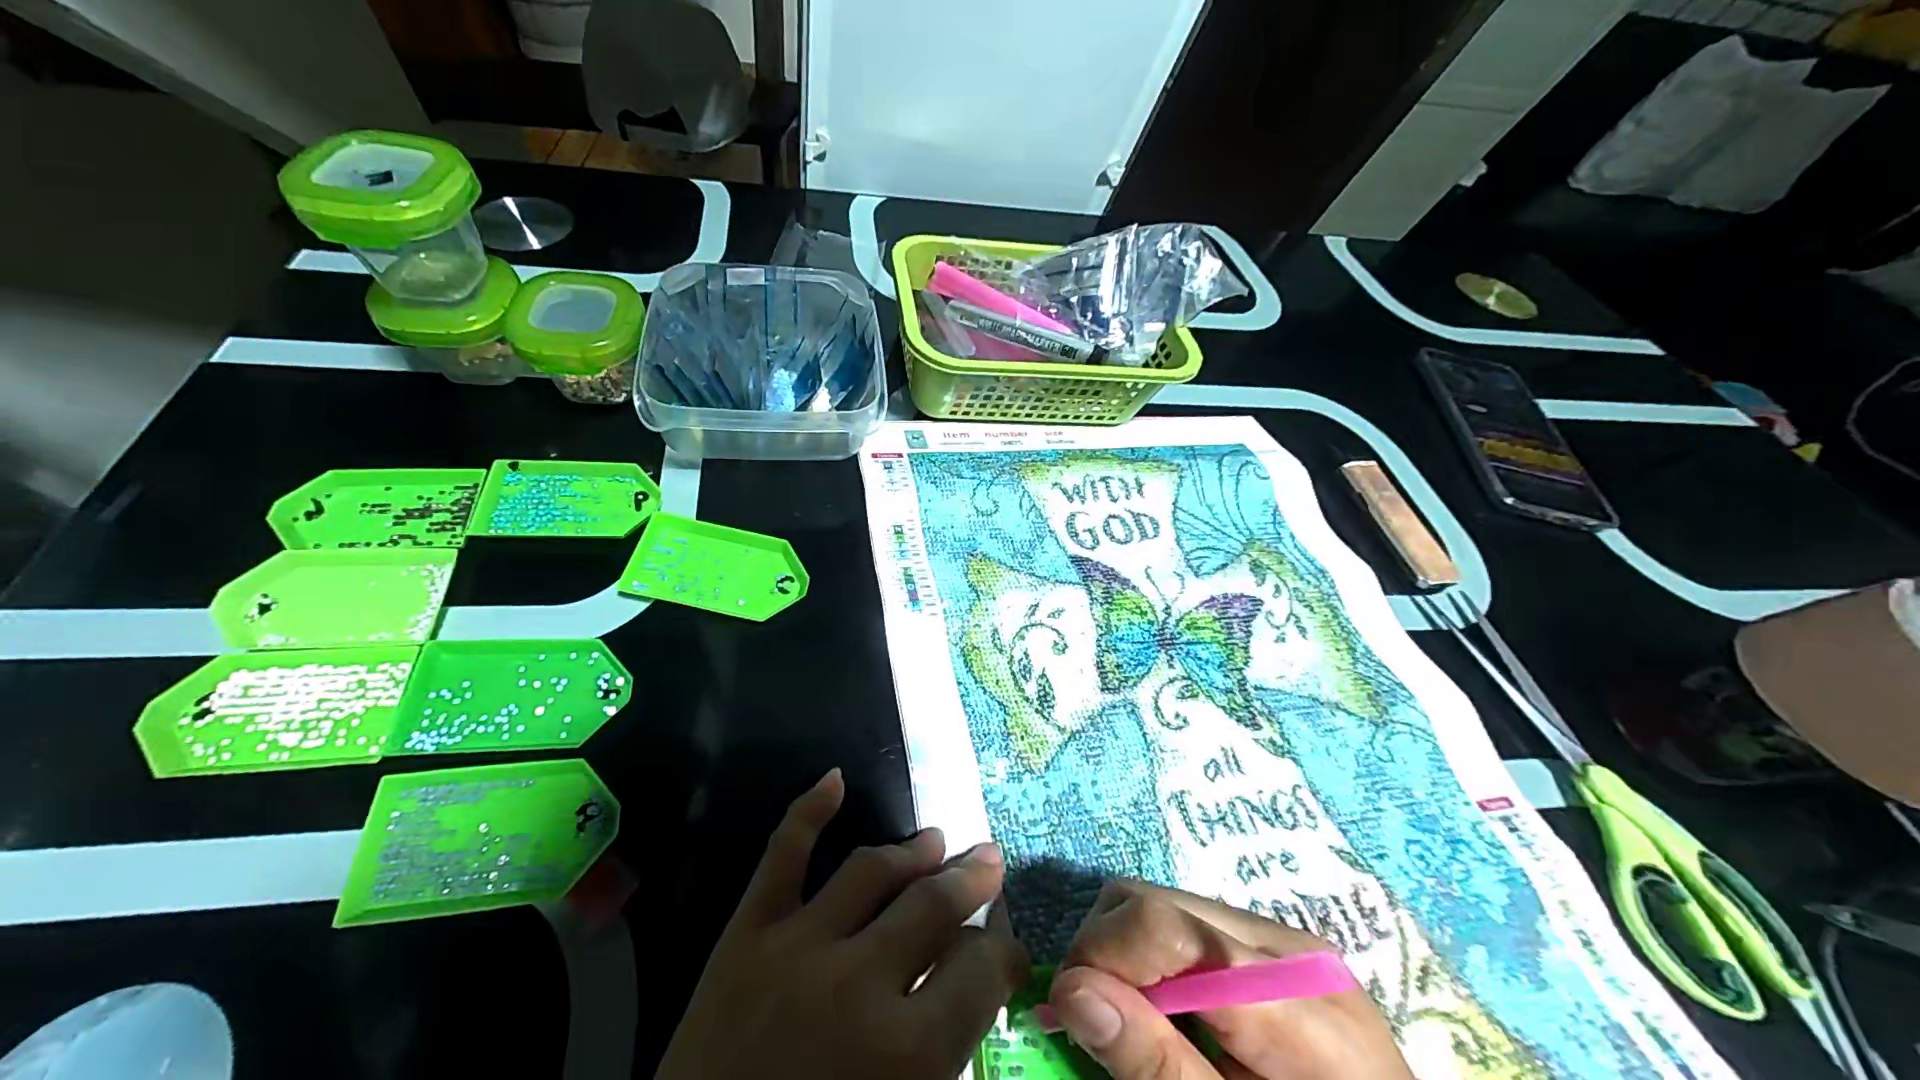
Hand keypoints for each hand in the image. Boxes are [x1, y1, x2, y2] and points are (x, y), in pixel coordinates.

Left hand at [656, 768, 1027, 1079]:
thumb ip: (945, 1050)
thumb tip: (975, 982)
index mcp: (907, 1052)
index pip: (980, 968)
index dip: (1001, 950)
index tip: (1002, 945)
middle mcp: (859, 983)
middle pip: (934, 905)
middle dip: (971, 881)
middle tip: (988, 861)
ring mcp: (797, 948)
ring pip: (872, 871)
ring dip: (913, 851)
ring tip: (936, 841)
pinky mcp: (744, 935)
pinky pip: (782, 857)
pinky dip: (807, 811)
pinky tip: (833, 779)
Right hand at [1049, 880, 1411, 1079]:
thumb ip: (1156, 1063)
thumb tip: (1068, 989)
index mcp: (1295, 1000)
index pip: (1165, 926)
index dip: (1098, 957)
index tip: (1069, 1015)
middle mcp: (1290, 947)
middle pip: (1153, 900)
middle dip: (1102, 953)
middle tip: (1097, 1028)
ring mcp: (1289, 943)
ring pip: (1163, 904)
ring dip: (1126, 957)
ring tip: (1136, 1029)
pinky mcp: (1280, 951)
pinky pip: (1190, 927)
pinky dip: (1157, 963)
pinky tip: (1172, 1021)